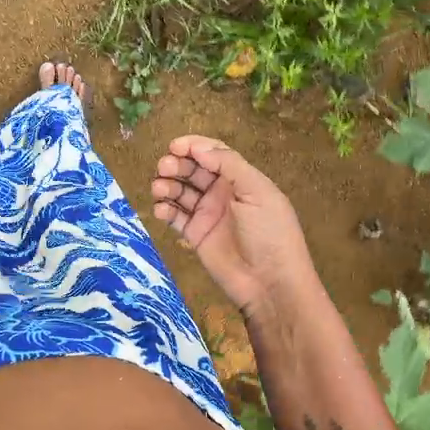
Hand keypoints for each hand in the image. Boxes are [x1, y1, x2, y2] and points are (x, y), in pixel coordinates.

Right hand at [150, 135, 319, 313]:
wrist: (270, 283)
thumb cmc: (270, 233)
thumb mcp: (257, 193)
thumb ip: (229, 165)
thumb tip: (198, 148)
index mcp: (241, 180)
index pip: (214, 154)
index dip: (194, 146)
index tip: (175, 146)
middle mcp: (222, 193)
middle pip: (193, 170)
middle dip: (177, 164)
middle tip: (164, 168)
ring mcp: (207, 214)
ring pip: (180, 191)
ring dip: (167, 185)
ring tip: (160, 190)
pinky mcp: (195, 235)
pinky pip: (175, 216)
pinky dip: (164, 210)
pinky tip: (161, 210)